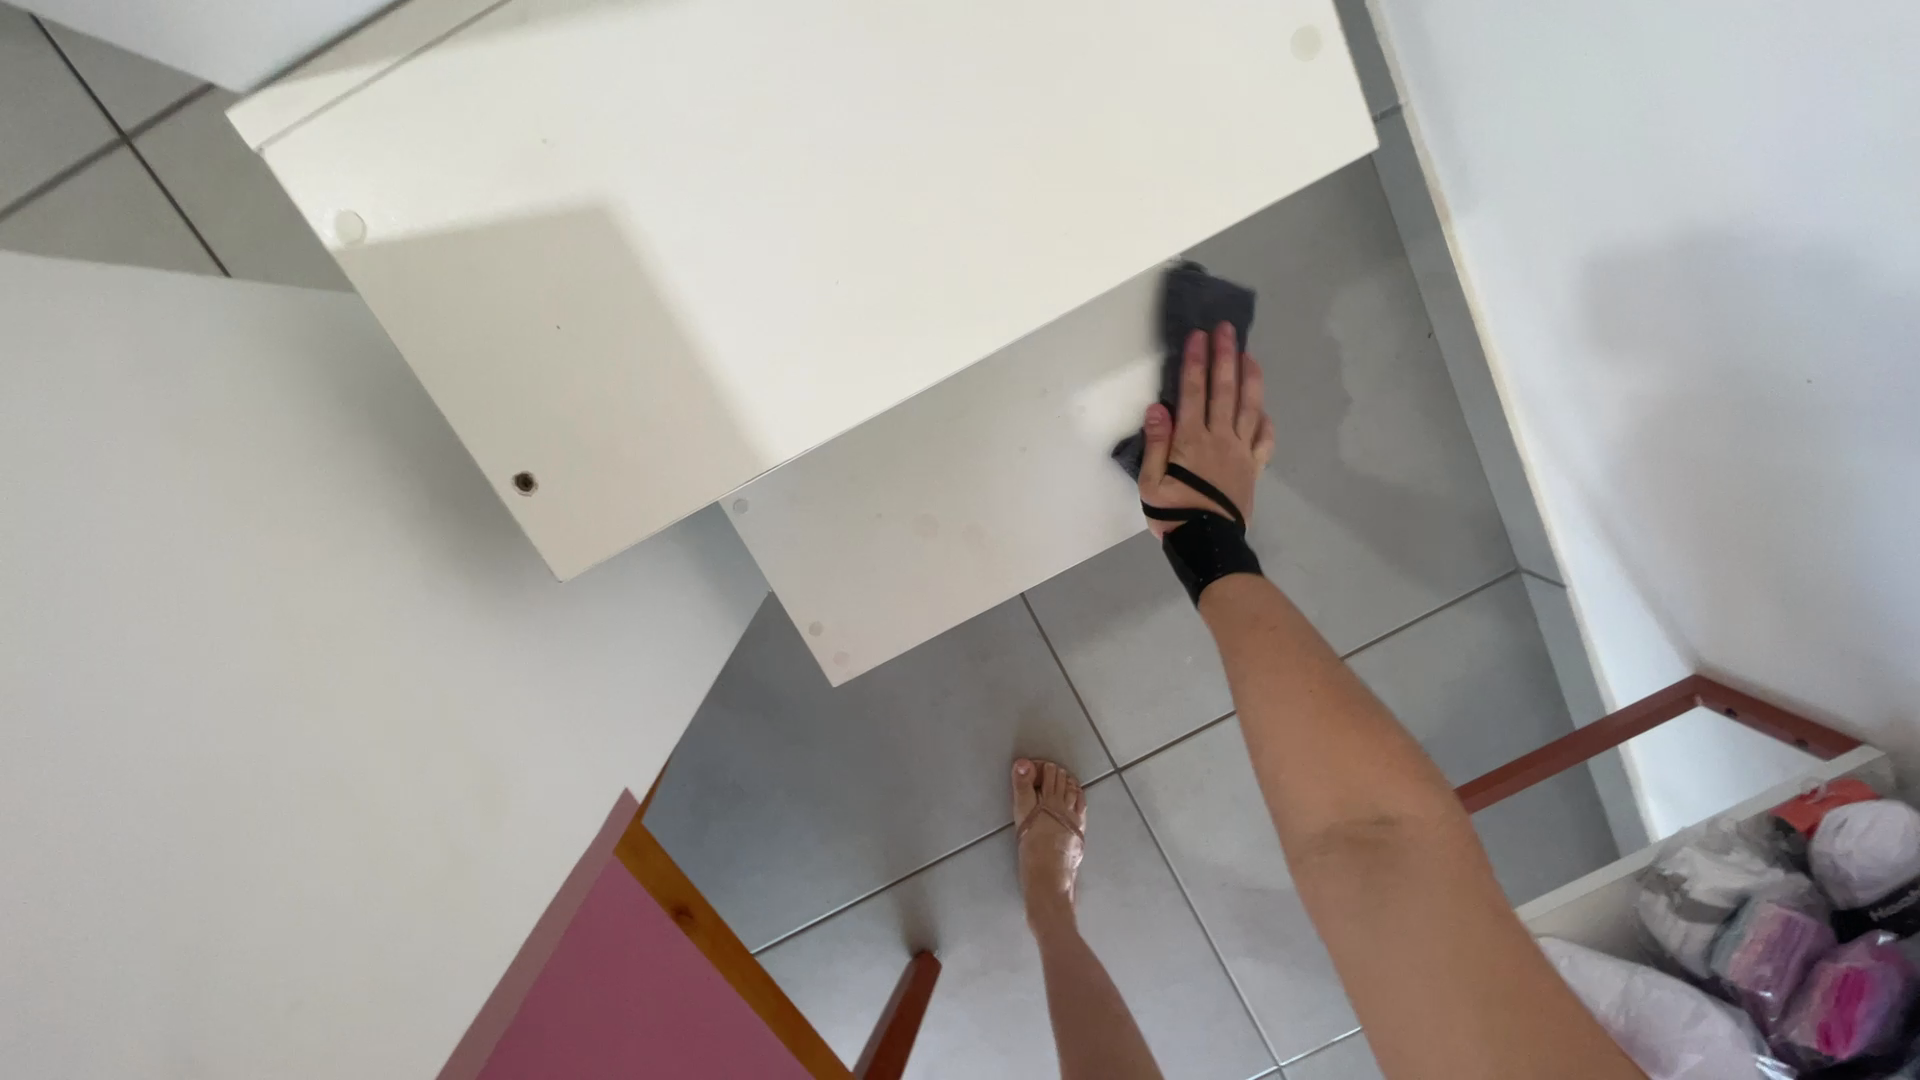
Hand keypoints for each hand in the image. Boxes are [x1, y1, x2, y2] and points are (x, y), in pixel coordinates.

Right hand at [1138, 322, 1274, 537]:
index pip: (1194, 391)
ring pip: (1248, 407)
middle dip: (1225, 356)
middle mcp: (1219, 438)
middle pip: (1224, 390)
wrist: (1206, 543)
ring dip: (1249, 378)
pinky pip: (1264, 440)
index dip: (1197, 361)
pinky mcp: (1252, 468)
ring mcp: (1240, 452)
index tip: (1199, 336)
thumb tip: (1158, 407)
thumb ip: (1156, 443)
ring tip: (1249, 354)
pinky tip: (1263, 408)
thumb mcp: (1150, 481)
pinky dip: (1265, 420)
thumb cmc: (1172, 513)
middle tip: (1227, 329)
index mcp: (1190, 439)